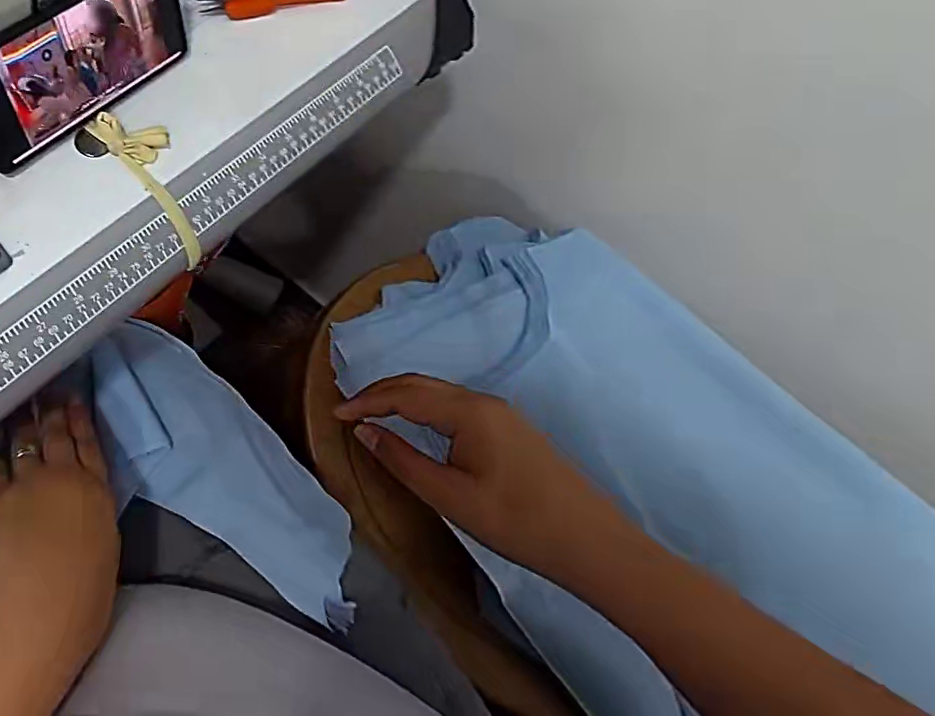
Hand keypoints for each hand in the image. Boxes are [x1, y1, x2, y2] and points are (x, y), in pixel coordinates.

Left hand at [0, 399, 118, 681]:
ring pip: (27, 442)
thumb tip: (84, 509)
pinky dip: (0, 453)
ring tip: (21, 404)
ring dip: (24, 421)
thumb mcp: (104, 554)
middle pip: (58, 435)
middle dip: (52, 409)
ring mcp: (28, 484)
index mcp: (97, 495)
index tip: (76, 399)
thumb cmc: (81, 602)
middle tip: (47, 388)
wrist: (31, 613)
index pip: (90, 447)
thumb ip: (93, 519)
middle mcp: (64, 479)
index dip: (82, 421)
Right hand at [336, 374, 641, 584]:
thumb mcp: (450, 496)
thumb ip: (401, 460)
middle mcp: (483, 401)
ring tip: (372, 412)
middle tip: (348, 407)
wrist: (599, 549)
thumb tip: (365, 431)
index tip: (335, 413)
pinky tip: (415, 424)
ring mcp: (501, 413)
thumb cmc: (519, 523)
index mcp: (467, 411)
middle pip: (418, 384)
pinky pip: (453, 404)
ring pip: (437, 392)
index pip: (402, 395)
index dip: (365, 401)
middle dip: (379, 391)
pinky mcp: (511, 429)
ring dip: (400, 397)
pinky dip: (422, 406)